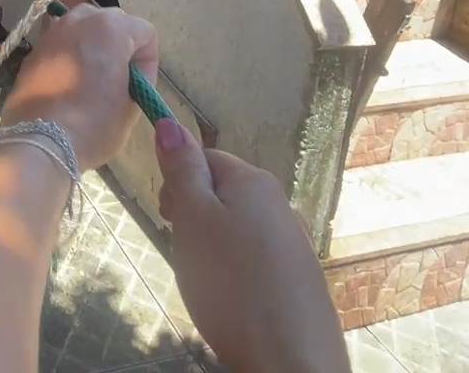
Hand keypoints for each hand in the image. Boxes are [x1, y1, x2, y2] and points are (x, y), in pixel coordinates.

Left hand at [0, 2, 157, 170]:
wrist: (38, 140)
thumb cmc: (92, 124)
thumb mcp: (130, 106)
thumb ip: (137, 80)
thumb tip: (129, 74)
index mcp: (110, 27)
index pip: (145, 32)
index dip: (147, 61)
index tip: (139, 87)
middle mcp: (79, 19)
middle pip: (113, 22)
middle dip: (121, 47)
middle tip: (118, 80)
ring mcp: (53, 30)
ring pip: (85, 27)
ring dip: (94, 45)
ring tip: (93, 79)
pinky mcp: (35, 47)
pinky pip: (62, 42)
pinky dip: (71, 54)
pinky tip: (69, 82)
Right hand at [154, 119, 349, 372]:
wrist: (291, 366)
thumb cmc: (230, 283)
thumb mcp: (192, 218)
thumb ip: (181, 169)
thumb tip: (169, 121)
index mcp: (253, 181)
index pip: (204, 157)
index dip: (178, 183)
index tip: (169, 218)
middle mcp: (279, 204)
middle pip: (220, 192)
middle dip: (194, 217)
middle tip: (185, 251)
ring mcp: (294, 245)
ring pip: (235, 228)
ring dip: (212, 246)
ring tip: (206, 281)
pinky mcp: (300, 283)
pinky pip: (254, 260)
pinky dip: (235, 274)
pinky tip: (230, 302)